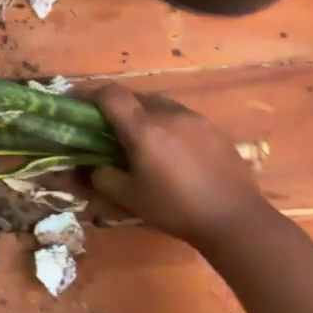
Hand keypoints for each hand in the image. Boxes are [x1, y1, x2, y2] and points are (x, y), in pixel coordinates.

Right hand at [90, 85, 272, 247]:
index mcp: (143, 128)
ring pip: (159, 105)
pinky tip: (172, 151)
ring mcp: (195, 119)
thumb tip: (91, 167)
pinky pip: (181, 117)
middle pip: (135, 96)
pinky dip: (167, 125)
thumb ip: (101, 177)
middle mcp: (168, 114)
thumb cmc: (175, 207)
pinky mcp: (214, 129)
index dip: (89, 94)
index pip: (110, 94)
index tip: (76, 103)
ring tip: (142, 139)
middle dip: (117, 107)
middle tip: (108, 129)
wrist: (236, 219)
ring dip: (143, 115)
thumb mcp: (128, 197)